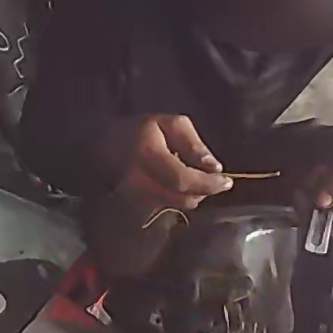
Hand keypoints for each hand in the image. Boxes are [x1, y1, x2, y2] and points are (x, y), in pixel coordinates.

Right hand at [109, 114, 234, 211]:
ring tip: (195, 178)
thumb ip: (193, 144)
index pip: (184, 179)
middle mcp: (141, 182)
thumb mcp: (169, 124)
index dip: (208, 184)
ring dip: (195, 194)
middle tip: (215, 179)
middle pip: (185, 197)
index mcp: (148, 156)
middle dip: (205, 189)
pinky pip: (171, 207)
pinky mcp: (139, 207)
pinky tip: (181, 185)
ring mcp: (137, 198)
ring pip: (180, 205)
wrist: (104, 146)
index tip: (227, 182)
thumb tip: (215, 167)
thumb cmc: (140, 131)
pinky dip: (183, 198)